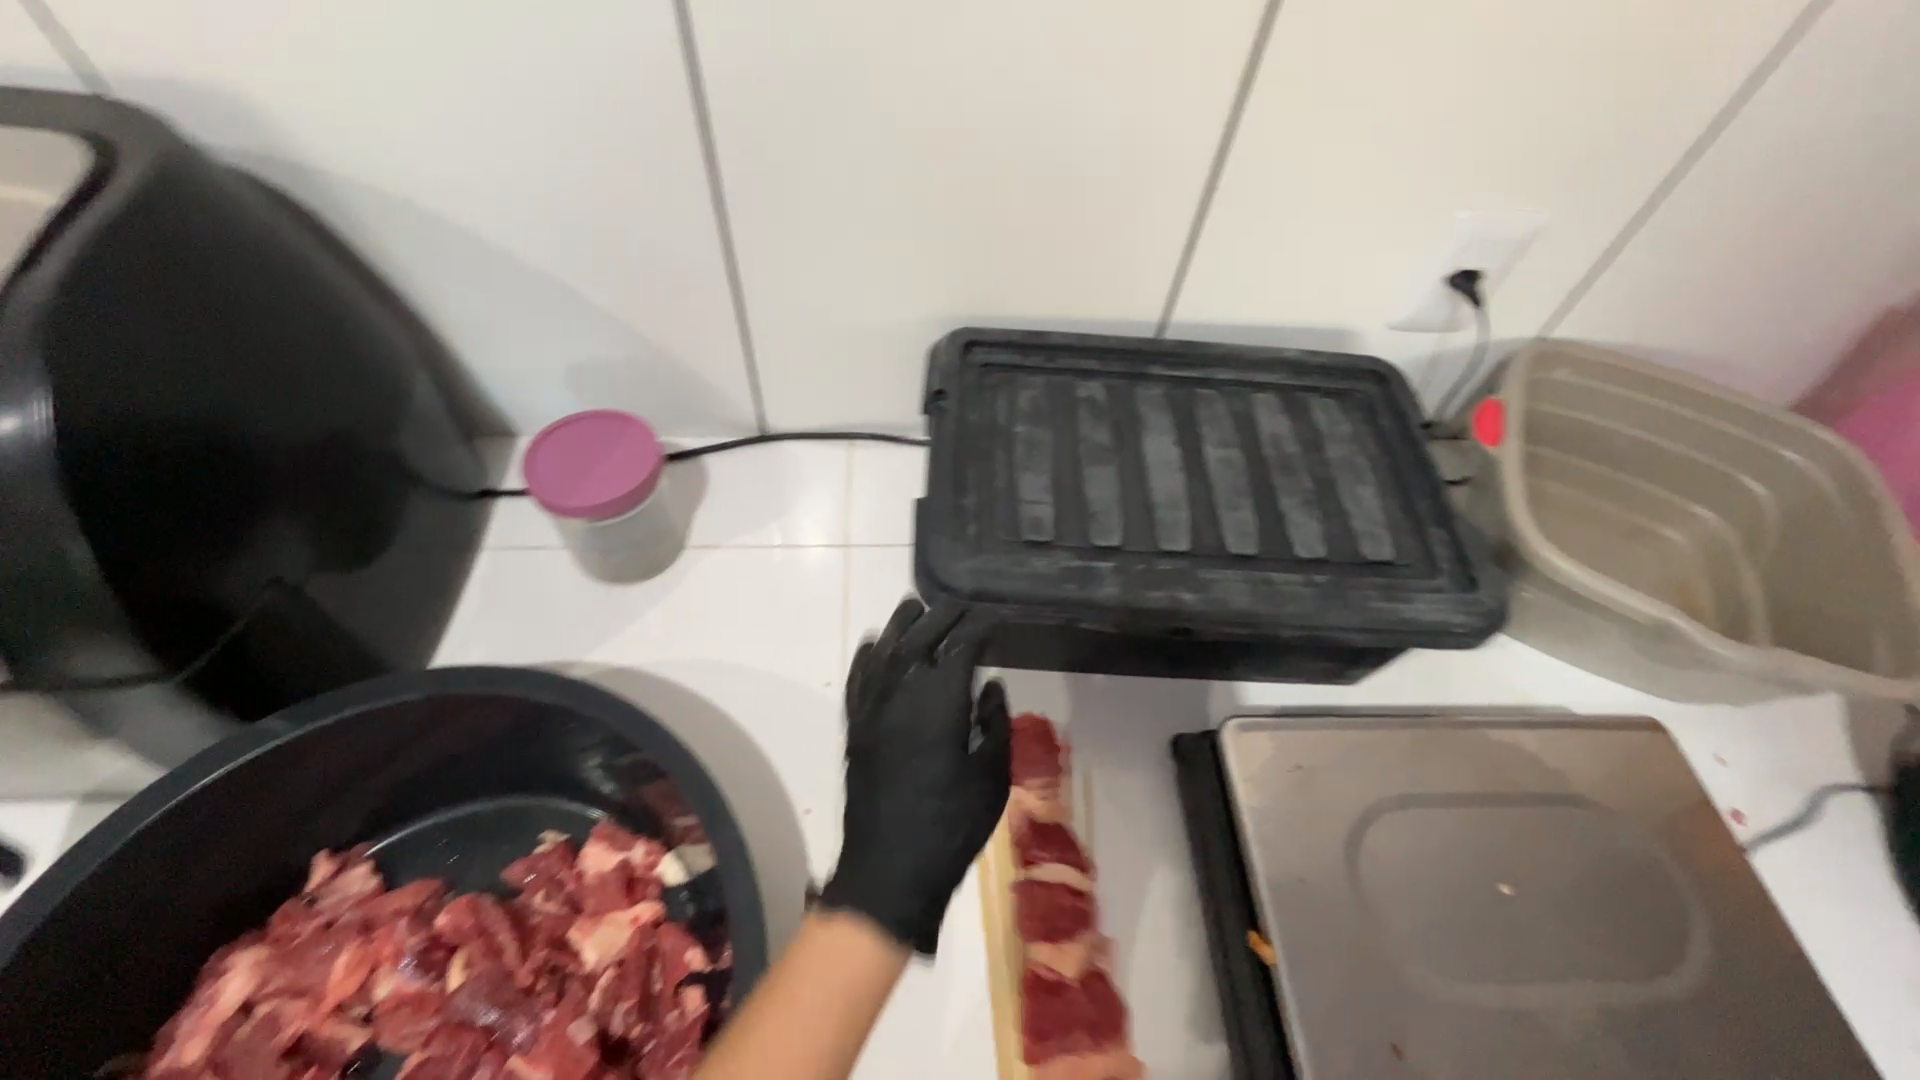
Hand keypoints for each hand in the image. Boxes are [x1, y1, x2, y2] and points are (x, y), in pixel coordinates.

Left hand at [820, 597, 1009, 954]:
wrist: (889, 868)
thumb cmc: (952, 826)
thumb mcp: (992, 776)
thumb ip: (993, 723)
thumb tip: (989, 685)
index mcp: (941, 702)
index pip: (961, 646)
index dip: (978, 628)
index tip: (992, 619)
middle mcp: (902, 693)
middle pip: (922, 638)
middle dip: (943, 616)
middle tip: (960, 605)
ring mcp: (872, 710)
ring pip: (885, 651)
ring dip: (901, 625)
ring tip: (914, 606)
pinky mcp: (855, 729)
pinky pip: (858, 681)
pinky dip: (866, 657)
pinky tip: (872, 644)